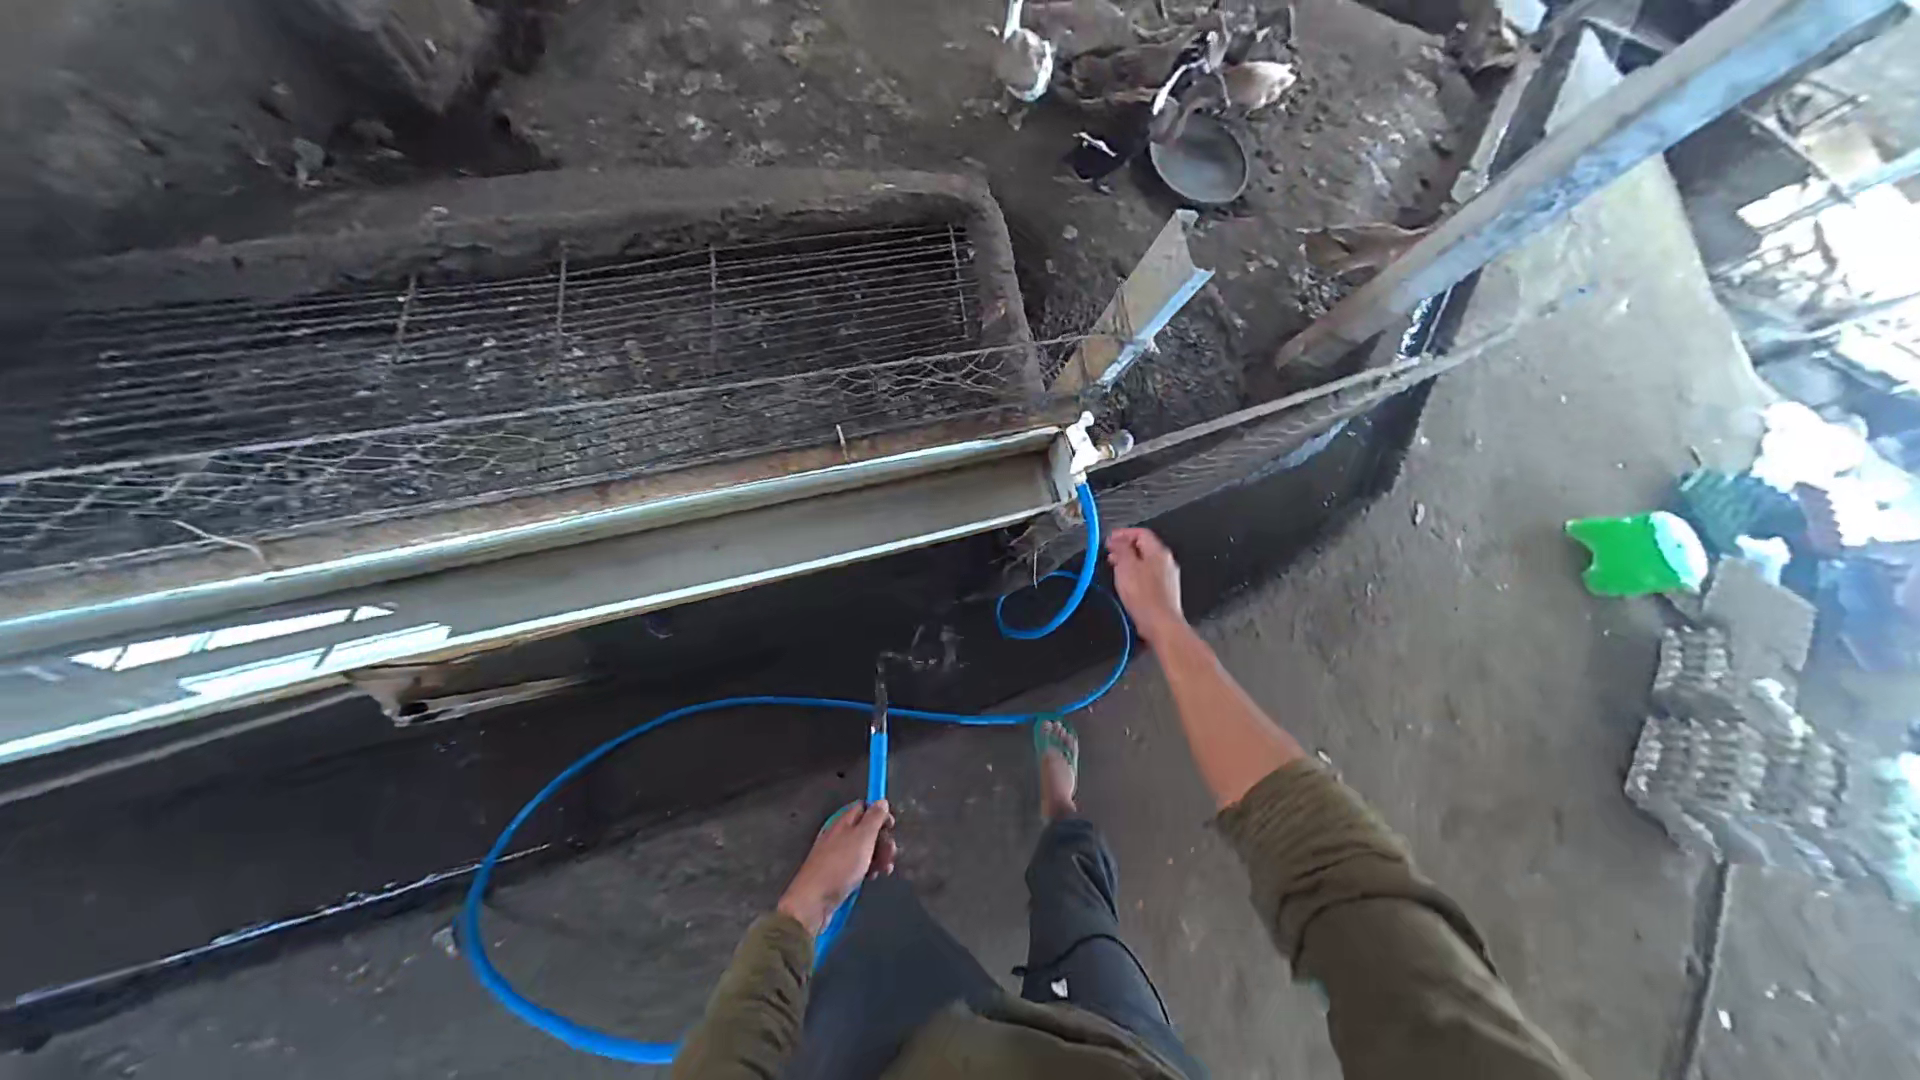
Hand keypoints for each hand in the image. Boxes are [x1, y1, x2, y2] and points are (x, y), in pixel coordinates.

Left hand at [776, 800, 896, 935]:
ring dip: (878, 856)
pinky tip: (872, 877)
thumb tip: (881, 801)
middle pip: (866, 829)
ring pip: (864, 848)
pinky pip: (857, 865)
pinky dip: (868, 869)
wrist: (813, 901)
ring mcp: (837, 854)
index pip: (864, 807)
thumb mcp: (863, 837)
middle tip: (891, 853)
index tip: (891, 826)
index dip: (880, 814)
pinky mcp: (837, 873)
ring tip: (885, 869)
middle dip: (882, 839)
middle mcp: (839, 834)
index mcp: (843, 821)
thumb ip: (874, 817)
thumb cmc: (840, 865)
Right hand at [1105, 527, 1188, 644]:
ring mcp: (1167, 576)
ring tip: (1115, 567)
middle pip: (1144, 546)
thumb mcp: (1126, 566)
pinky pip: (1148, 575)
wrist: (1160, 623)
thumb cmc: (1145, 596)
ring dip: (1129, 561)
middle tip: (1110, 553)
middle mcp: (1166, 561)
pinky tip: (1127, 583)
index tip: (1110, 539)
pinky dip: (1136, 573)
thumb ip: (1121, 549)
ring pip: (1146, 561)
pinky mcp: (1165, 590)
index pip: (1141, 533)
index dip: (1123, 533)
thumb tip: (1116, 540)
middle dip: (1125, 547)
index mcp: (1158, 552)